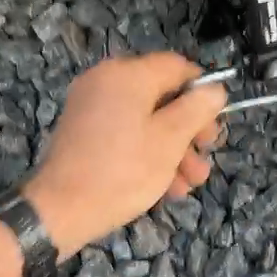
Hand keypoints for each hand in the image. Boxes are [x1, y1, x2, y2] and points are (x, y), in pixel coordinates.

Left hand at [23, 54, 224, 257]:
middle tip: (204, 158)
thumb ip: (197, 109)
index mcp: (127, 74)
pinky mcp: (82, 132)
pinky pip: (123, 133)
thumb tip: (215, 89)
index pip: (178, 67)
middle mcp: (106, 81)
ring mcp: (90, 107)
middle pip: (162, 96)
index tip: (213, 126)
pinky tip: (164, 187)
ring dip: (172, 150)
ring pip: (145, 120)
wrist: (61, 209)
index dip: (202, 93)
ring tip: (188, 184)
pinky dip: (145, 153)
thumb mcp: (170, 140)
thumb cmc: (122, 171)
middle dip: (189, 131)